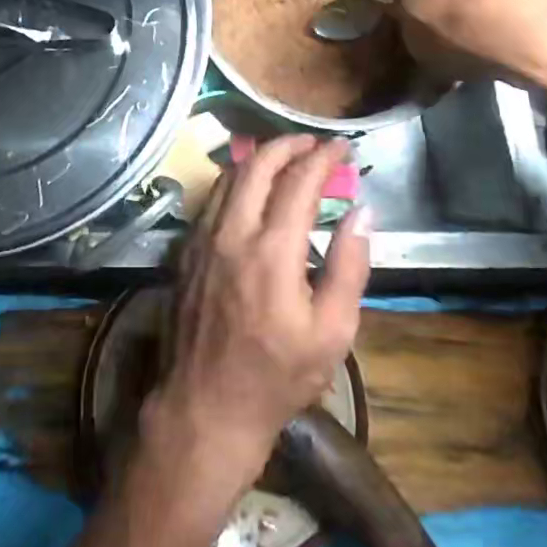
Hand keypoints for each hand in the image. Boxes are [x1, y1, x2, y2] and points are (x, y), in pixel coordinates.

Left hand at [144, 135, 370, 484]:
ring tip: (285, 158)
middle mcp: (230, 233)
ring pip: (226, 178)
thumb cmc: (277, 375)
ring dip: (258, 159)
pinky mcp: (184, 252)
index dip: (323, 157)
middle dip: (287, 145)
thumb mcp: (332, 332)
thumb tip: (363, 212)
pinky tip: (250, 191)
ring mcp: (200, 240)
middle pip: (256, 166)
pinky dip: (234, 183)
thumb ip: (349, 266)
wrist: (205, 403)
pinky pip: (210, 201)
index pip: (298, 182)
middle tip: (313, 144)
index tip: (342, 146)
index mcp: (272, 251)